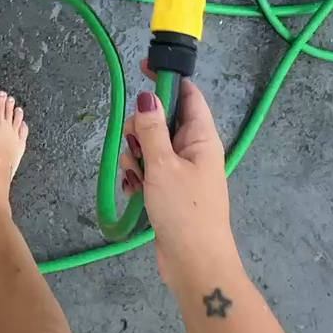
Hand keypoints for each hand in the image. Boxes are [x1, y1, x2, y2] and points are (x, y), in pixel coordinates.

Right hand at [118, 70, 234, 289]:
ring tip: (136, 177)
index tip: (142, 69)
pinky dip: (136, 175)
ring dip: (134, 156)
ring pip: (148, 145)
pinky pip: (146, 169)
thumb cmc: (185, 211)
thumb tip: (147, 96)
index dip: (166, 79)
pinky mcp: (169, 189)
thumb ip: (152, 128)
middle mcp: (193, 149)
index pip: (187, 94)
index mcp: (201, 137)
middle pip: (160, 119)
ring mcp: (181, 170)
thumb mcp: (163, 165)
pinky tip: (132, 190)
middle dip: (140, 129)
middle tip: (137, 149)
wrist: (195, 264)